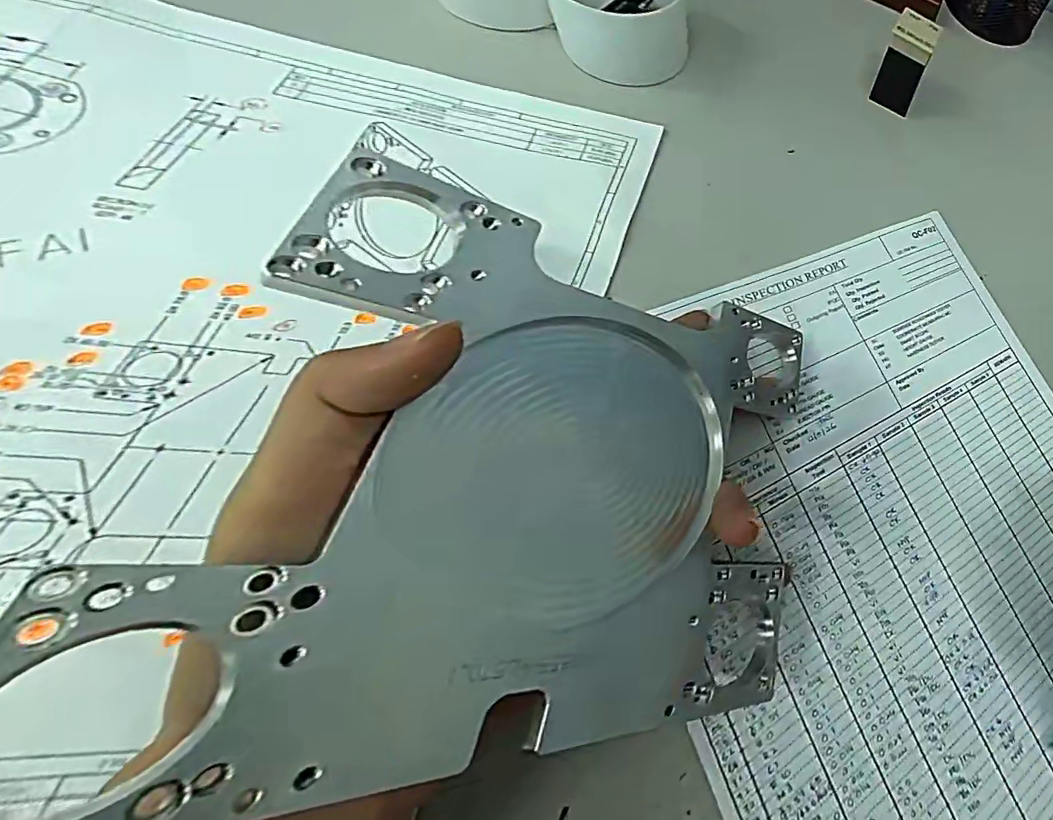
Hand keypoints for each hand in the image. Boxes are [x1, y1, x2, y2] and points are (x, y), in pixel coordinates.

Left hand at [113, 313, 759, 816]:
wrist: (289, 789)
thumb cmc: (263, 631)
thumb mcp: (282, 504)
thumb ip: (334, 412)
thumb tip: (446, 333)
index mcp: (473, 450)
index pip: (558, 384)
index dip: (623, 352)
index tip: (682, 337)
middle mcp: (526, 495)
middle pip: (627, 446)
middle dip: (693, 425)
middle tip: (732, 413)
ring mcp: (556, 557)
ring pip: (651, 512)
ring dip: (706, 504)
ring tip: (735, 516)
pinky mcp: (569, 618)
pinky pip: (642, 582)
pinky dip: (688, 567)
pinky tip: (713, 562)